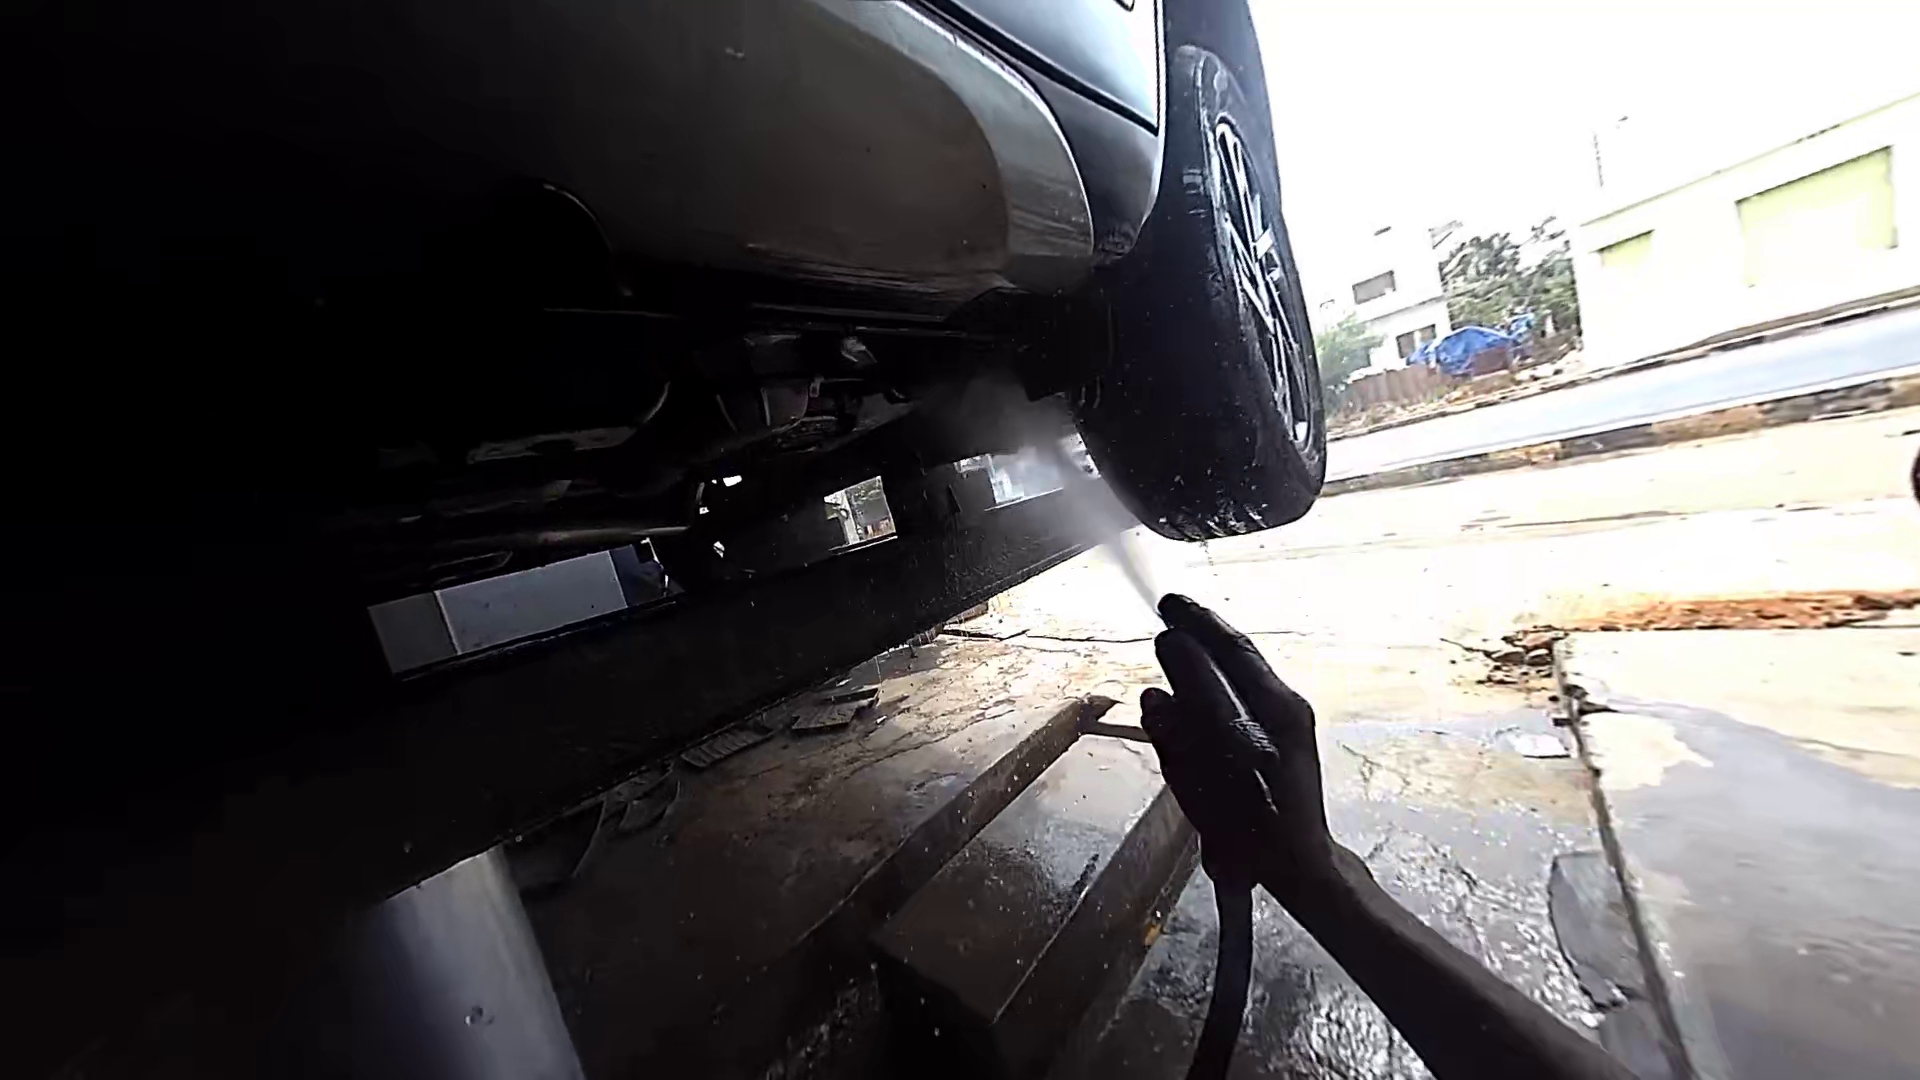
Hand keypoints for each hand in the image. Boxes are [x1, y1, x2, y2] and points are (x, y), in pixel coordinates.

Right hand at [1140, 594, 1333, 903]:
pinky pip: (1250, 678)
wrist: (1295, 859)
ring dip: (1213, 638)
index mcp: (1269, 719)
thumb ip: (1174, 738)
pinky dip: (1223, 659)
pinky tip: (1202, 656)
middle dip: (1202, 625)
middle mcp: (1282, 709)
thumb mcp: (1200, 788)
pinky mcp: (1288, 722)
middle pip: (1238, 653)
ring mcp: (1290, 714)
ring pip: (1246, 662)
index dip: (1194, 628)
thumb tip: (1152, 695)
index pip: (1227, 657)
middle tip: (1170, 604)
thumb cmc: (1245, 830)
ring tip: (1185, 620)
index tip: (1166, 608)